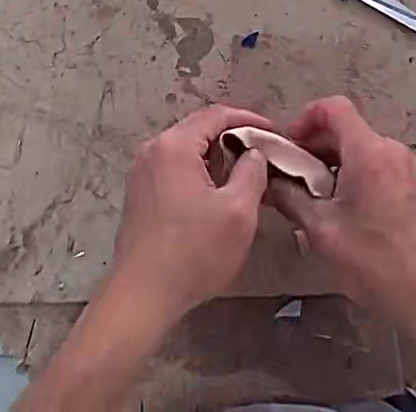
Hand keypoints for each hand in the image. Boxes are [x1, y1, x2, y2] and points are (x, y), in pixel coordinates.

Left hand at [107, 103, 274, 319]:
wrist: (140, 301)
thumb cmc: (192, 253)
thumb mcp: (239, 210)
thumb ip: (253, 170)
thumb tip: (254, 154)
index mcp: (175, 146)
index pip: (218, 114)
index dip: (251, 120)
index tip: (275, 134)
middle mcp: (153, 150)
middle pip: (201, 127)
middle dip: (236, 135)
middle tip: (264, 150)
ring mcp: (142, 172)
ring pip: (189, 147)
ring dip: (218, 153)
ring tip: (246, 169)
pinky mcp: (139, 193)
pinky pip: (176, 165)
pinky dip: (201, 168)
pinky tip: (218, 189)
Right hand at [266, 97, 415, 330]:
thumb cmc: (375, 262)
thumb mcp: (322, 232)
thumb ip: (292, 199)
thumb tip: (271, 183)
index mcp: (368, 151)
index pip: (335, 107)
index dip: (306, 117)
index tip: (290, 145)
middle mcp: (392, 149)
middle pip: (349, 129)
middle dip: (317, 146)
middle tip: (295, 178)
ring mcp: (409, 166)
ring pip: (364, 149)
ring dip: (336, 163)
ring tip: (318, 200)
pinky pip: (380, 165)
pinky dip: (358, 174)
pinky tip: (349, 211)